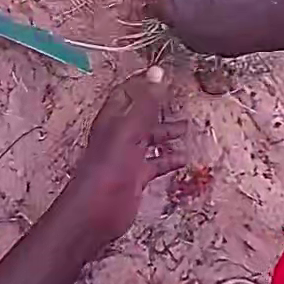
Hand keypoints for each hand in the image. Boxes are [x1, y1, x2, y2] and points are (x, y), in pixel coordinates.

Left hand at [55, 67, 186, 252]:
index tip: (161, 73)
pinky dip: (168, 159)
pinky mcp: (135, 177)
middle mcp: (118, 135)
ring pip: (149, 139)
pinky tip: (183, 158)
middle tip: (180, 101)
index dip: (142, 82)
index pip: (127, 93)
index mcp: (112, 120)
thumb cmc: (109, 168)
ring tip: (187, 128)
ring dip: (166, 133)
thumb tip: (157, 72)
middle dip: (158, 108)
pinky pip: (155, 163)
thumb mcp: (129, 130)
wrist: (96, 211)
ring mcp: (126, 157)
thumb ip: (145, 103)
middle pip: (140, 115)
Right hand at [149, 0, 275, 56]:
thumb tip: (181, 27)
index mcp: (166, 2)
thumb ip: (181, 30)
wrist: (262, 12)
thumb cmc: (229, 34)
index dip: (164, 14)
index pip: (154, 7)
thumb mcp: (196, 42)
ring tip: (217, 1)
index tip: (172, 20)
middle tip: (195, 12)